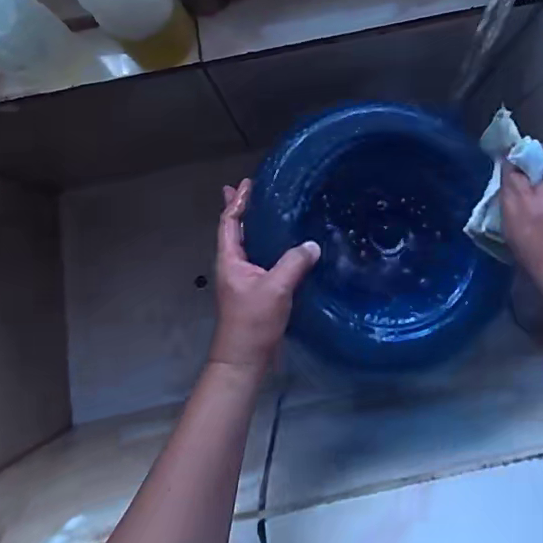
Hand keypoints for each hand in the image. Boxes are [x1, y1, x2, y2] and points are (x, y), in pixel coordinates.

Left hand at [210, 179, 319, 370]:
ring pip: (248, 244)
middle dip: (240, 209)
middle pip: (234, 230)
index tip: (247, 183)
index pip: (229, 223)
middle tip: (247, 188)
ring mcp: (244, 279)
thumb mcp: (275, 288)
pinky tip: (283, 244)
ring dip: (254, 225)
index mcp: (230, 260)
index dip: (237, 202)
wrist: (245, 359)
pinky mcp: (256, 290)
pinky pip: (262, 258)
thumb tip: (313, 244)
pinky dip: (268, 244)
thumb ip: (294, 263)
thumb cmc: (252, 322)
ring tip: (265, 208)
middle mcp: (234, 266)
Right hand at [499, 144, 542, 286]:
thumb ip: (511, 175)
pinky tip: (532, 225)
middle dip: (525, 176)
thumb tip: (510, 158)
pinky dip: (541, 209)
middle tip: (507, 190)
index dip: (521, 153)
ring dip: (533, 195)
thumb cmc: (534, 235)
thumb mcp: (513, 201)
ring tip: (516, 210)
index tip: (505, 165)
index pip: (541, 150)